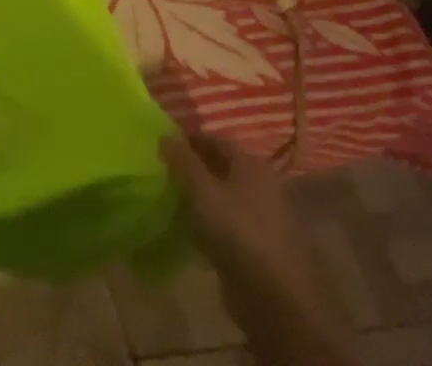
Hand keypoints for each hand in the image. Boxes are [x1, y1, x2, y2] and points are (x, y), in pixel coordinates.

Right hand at [158, 134, 306, 287]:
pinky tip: (180, 225)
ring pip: (218, 196)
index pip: (215, 140)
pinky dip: (202, 220)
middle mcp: (259, 187)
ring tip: (160, 195)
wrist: (277, 298)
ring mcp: (258, 217)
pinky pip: (221, 223)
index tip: (155, 144)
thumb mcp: (203, 191)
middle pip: (217, 167)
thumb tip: (164, 134)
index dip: (186, 139)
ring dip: (192, 195)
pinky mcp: (252, 245)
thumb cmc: (239, 233)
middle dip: (187, 166)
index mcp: (253, 167)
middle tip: (154, 168)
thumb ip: (183, 161)